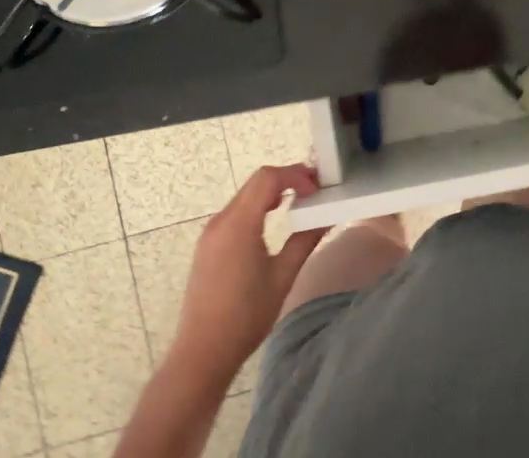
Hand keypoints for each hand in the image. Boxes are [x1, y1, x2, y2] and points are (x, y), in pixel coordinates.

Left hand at [171, 165, 329, 379]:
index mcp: (238, 225)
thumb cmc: (245, 316)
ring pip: (245, 196)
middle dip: (286, 180)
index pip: (267, 178)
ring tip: (299, 204)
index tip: (318, 189)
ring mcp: (210, 233)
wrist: (202, 351)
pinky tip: (273, 222)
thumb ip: (305, 241)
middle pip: (255, 183)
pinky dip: (257, 207)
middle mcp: (220, 221)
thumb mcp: (282, 277)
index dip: (295, 175)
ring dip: (272, 193)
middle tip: (315, 191)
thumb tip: (327, 217)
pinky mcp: (207, 245)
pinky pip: (235, 212)